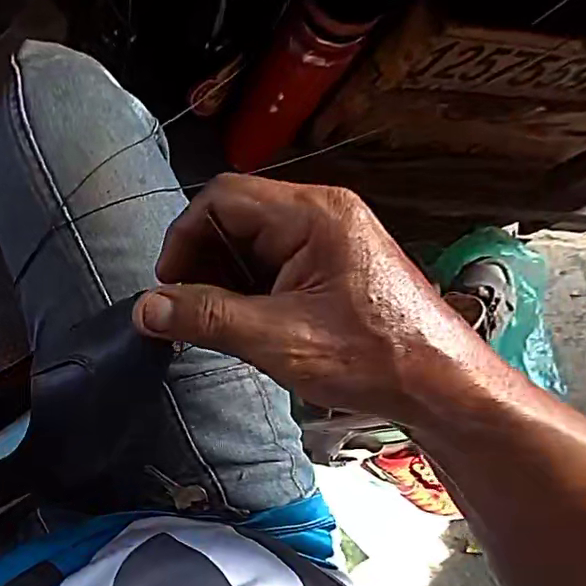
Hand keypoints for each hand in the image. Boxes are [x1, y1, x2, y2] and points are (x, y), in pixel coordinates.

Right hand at [133, 174, 477, 421]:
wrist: (440, 386)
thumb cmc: (374, 358)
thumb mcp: (277, 339)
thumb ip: (205, 318)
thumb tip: (146, 309)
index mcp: (313, 215)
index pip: (221, 199)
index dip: (183, 240)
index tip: (167, 289)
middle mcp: (321, 215)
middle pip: (233, 218)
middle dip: (201, 264)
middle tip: (188, 312)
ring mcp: (328, 240)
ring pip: (250, 245)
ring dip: (222, 281)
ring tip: (217, 325)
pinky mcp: (330, 267)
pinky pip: (272, 265)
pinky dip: (247, 291)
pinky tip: (246, 325)